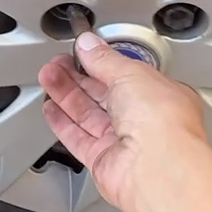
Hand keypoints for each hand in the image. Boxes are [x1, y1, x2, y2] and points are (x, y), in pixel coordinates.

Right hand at [37, 31, 208, 211]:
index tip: (81, 51)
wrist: (156, 167)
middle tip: (58, 62)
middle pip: (104, 94)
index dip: (102, 61)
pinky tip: (51, 108)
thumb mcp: (130, 73)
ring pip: (88, 115)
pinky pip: (78, 139)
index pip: (127, 74)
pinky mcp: (104, 161)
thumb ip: (104, 58)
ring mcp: (124, 142)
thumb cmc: (163, 121)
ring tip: (48, 76)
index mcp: (161, 94)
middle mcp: (144, 120)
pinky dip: (62, 123)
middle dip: (78, 76)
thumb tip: (89, 44)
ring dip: (66, 94)